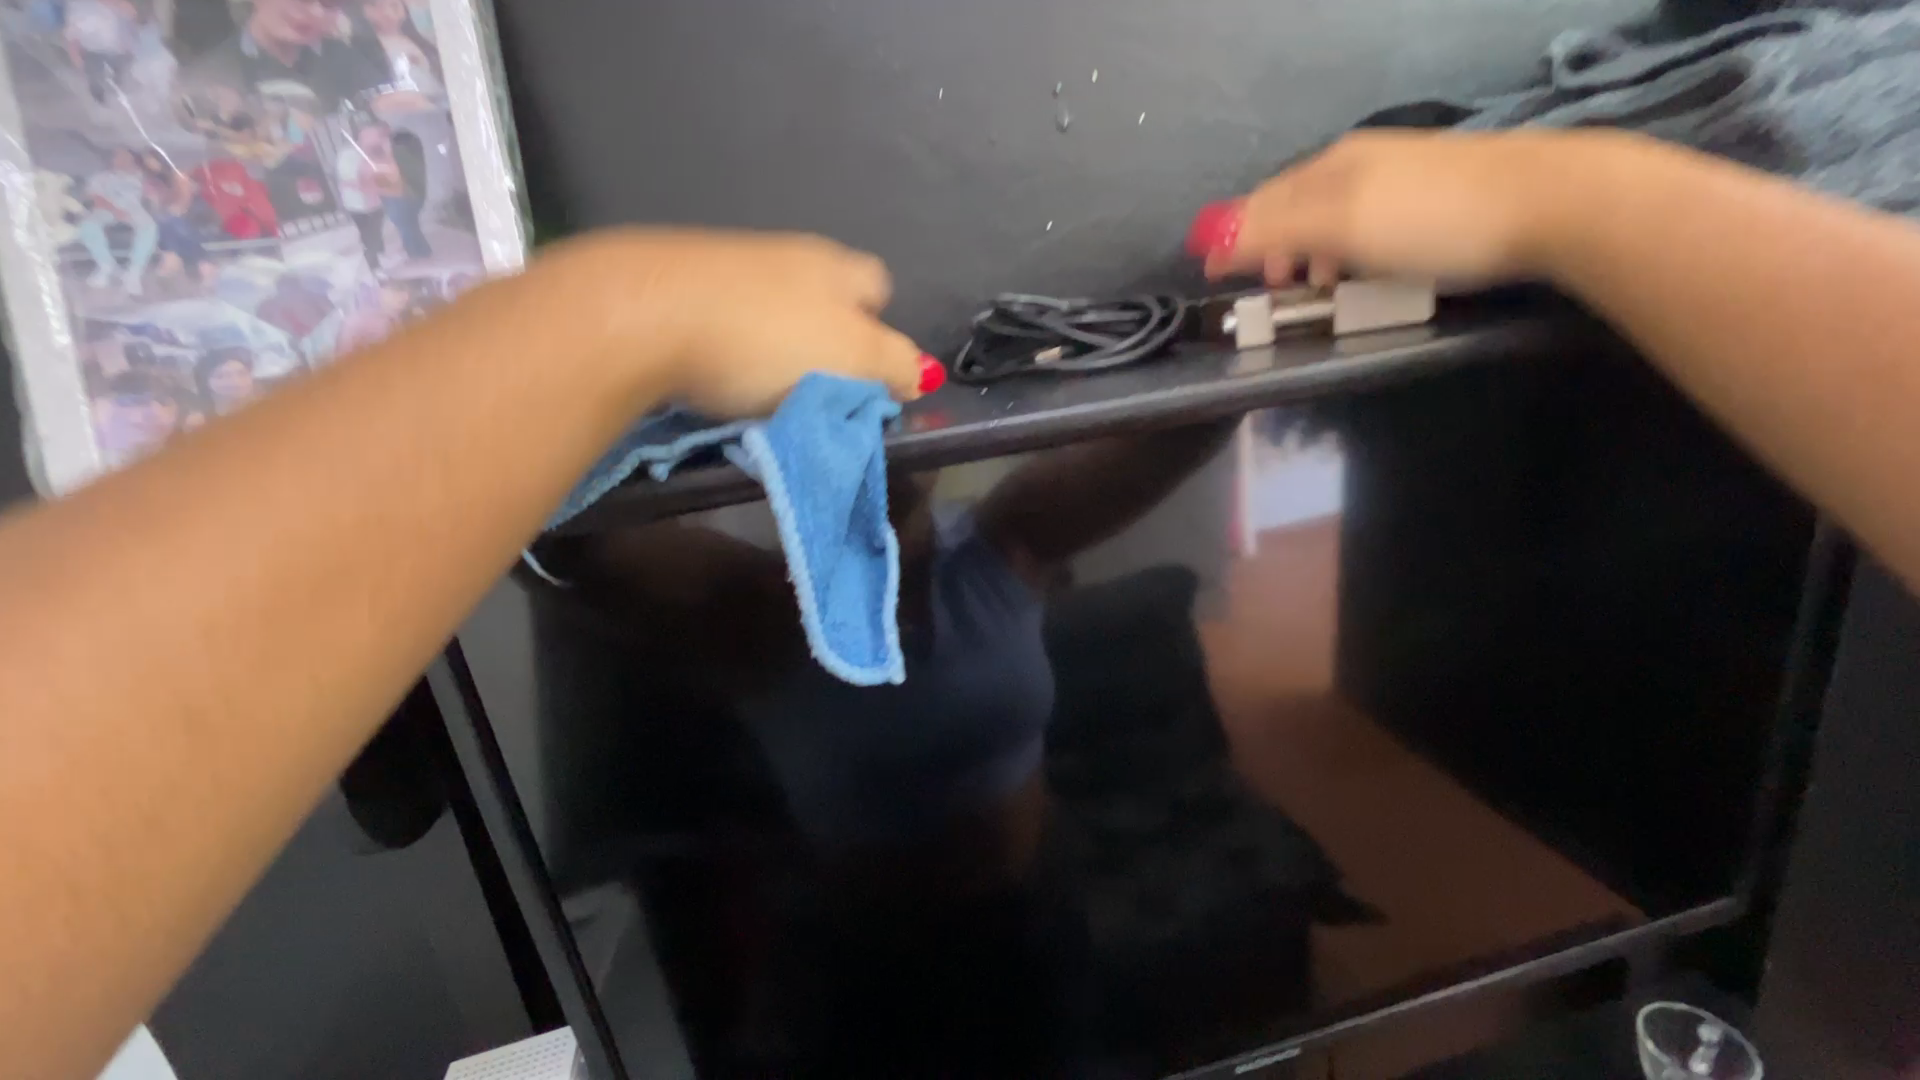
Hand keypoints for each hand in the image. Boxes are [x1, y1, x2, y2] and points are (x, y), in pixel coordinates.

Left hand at [555, 228, 929, 417]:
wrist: (643, 315)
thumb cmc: (765, 340)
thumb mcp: (852, 360)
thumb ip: (893, 366)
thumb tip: (919, 376)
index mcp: (833, 267)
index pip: (877, 285)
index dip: (881, 329)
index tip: (866, 374)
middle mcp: (785, 254)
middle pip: (823, 294)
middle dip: (827, 336)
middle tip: (817, 387)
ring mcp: (727, 263)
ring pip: (771, 304)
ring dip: (774, 342)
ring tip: (762, 389)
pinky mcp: (677, 282)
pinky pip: (722, 314)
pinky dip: (727, 343)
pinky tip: (714, 373)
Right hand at [1193, 129, 1636, 288]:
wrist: (1552, 203)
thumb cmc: (1432, 221)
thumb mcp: (1339, 226)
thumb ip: (1271, 231)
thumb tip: (1206, 238)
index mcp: (1330, 167)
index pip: (1262, 200)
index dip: (1232, 236)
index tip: (1213, 275)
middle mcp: (1359, 163)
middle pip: (1293, 205)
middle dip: (1269, 246)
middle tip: (1269, 288)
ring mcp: (1400, 177)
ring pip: (1330, 216)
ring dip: (1309, 253)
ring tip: (1314, 288)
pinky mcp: (1435, 196)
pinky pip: (1365, 224)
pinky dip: (1346, 251)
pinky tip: (1363, 271)